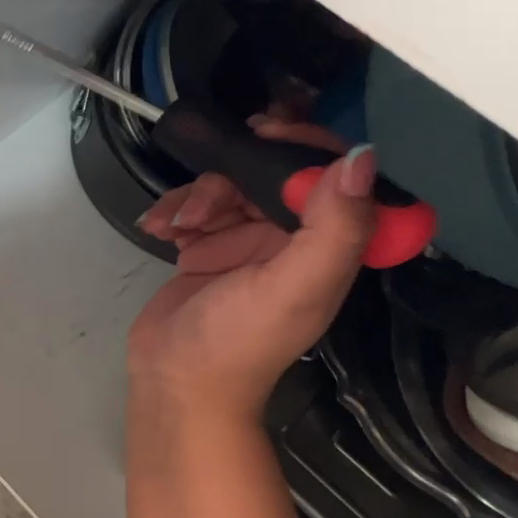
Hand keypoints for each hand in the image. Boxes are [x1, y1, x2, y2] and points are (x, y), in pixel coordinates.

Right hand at [128, 120, 376, 419]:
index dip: (308, 146)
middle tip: (206, 194)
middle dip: (235, 174)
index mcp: (328, 244)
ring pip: (227, 189)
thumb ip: (334, 227)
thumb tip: (359, 156)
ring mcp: (244, 245)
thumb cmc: (240, 340)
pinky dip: (173, 212)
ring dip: (197, 196)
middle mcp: (291, 239)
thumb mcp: (296, 286)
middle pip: (272, 175)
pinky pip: (193, 211)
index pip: (335, 175)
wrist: (176, 382)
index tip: (265, 135)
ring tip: (177, 225)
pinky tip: (157, 229)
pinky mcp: (204, 252)